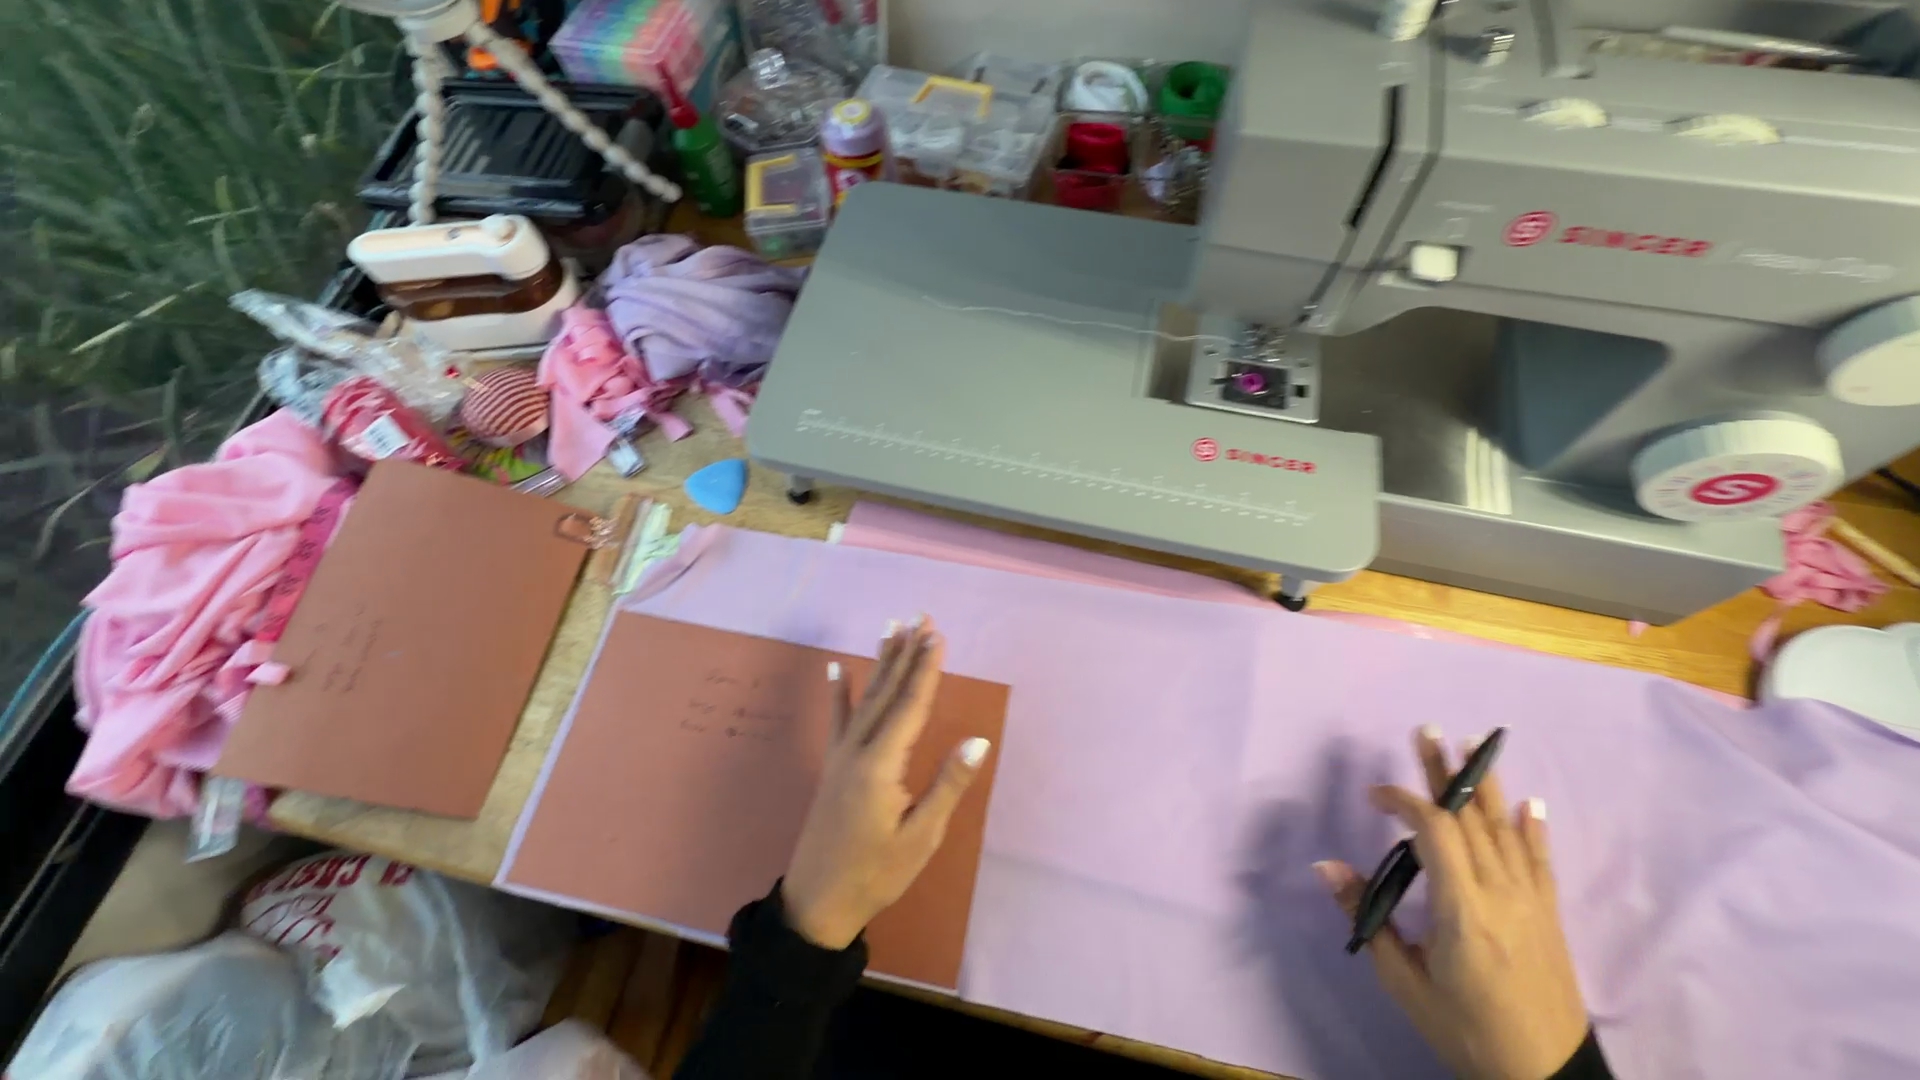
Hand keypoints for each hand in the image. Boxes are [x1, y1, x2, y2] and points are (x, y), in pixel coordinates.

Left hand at [781, 617, 991, 949]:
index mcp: (880, 765)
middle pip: (887, 691)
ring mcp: (840, 755)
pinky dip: (838, 691)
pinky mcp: (831, 766)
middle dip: (906, 652)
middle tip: (919, 616)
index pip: (910, 705)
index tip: (937, 634)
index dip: (926, 668)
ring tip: (891, 627)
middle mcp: (857, 749)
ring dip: (880, 661)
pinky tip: (837, 667)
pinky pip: (837, 719)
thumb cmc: (876, 873)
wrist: (816, 903)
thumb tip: (978, 740)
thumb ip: (947, 785)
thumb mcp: (921, 837)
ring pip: (865, 697)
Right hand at [1315, 727, 1590, 1079]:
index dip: (1403, 802)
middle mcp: (1501, 894)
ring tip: (1474, 744)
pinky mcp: (1548, 916)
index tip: (1373, 796)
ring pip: (1505, 830)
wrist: (1547, 1079)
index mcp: (1463, 910)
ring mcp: (1531, 902)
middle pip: (1470, 818)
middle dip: (1444, 772)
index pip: (1434, 833)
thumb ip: (1370, 918)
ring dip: (1485, 785)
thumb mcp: (1405, 982)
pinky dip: (1534, 830)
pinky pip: (1541, 862)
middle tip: (1426, 729)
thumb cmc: (1466, 1030)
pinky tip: (1531, 803)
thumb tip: (1326, 866)